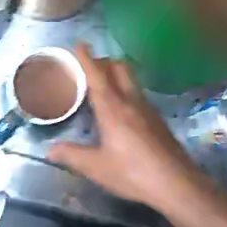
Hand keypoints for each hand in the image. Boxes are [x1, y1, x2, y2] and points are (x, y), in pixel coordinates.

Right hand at [49, 45, 209, 212]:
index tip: (80, 44)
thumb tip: (50, 150)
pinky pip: (139, 95)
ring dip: (117, 74)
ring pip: (132, 80)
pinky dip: (127, 90)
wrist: (176, 183)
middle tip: (90, 66)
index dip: (87, 59)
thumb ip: (72, 156)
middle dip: (104, 61)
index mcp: (113, 109)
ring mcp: (149, 109)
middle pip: (120, 68)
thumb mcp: (97, 168)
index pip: (97, 76)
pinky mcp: (159, 120)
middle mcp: (132, 102)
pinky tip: (123, 108)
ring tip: (104, 84)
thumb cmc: (133, 173)